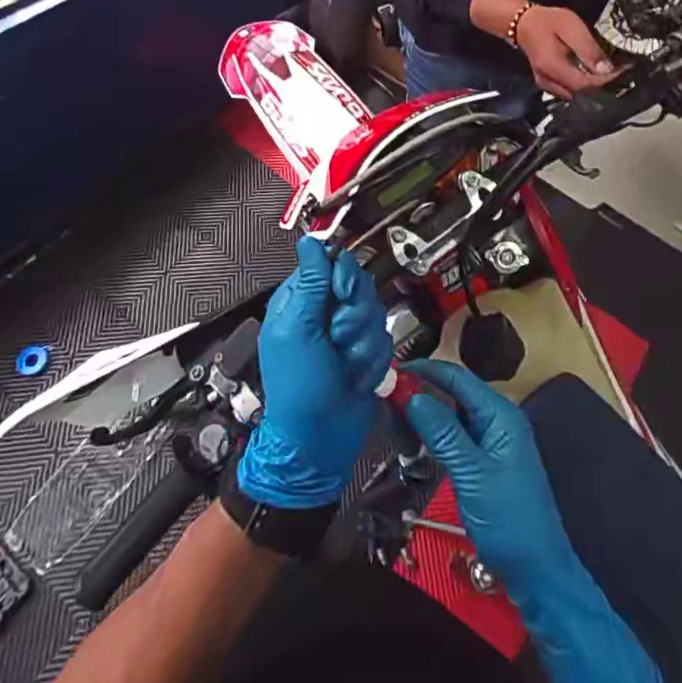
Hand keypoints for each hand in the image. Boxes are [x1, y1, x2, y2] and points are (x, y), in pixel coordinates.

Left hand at [239, 236, 392, 508]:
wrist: (319, 440)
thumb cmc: (298, 390)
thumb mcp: (297, 330)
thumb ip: (309, 284)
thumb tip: (311, 242)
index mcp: (299, 302)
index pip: (331, 265)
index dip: (343, 279)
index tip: (342, 298)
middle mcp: (323, 314)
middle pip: (359, 289)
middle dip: (355, 319)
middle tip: (337, 340)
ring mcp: (345, 336)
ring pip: (374, 316)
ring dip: (362, 346)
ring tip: (344, 366)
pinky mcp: (365, 355)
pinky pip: (384, 343)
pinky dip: (372, 364)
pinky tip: (355, 379)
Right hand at [401, 360, 663, 682]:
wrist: (535, 568)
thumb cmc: (510, 521)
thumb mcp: (472, 475)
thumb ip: (443, 433)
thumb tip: (411, 395)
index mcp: (501, 416)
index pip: (457, 378)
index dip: (422, 370)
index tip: (389, 371)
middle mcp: (495, 420)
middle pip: (451, 392)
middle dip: (418, 392)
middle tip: (382, 399)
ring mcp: (488, 440)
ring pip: (448, 413)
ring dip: (421, 414)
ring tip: (390, 419)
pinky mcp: (480, 459)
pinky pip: (450, 435)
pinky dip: (428, 434)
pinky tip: (409, 441)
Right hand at [516, 5, 616, 99]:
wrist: (524, 24)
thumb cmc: (548, 22)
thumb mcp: (572, 28)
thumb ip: (588, 49)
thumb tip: (605, 69)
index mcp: (553, 68)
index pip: (584, 84)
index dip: (605, 81)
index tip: (623, 71)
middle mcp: (548, 82)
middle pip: (580, 94)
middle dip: (601, 85)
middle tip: (618, 73)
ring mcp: (546, 85)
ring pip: (574, 95)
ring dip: (592, 87)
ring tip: (607, 74)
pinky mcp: (547, 84)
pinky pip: (568, 91)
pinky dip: (582, 86)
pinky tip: (591, 75)